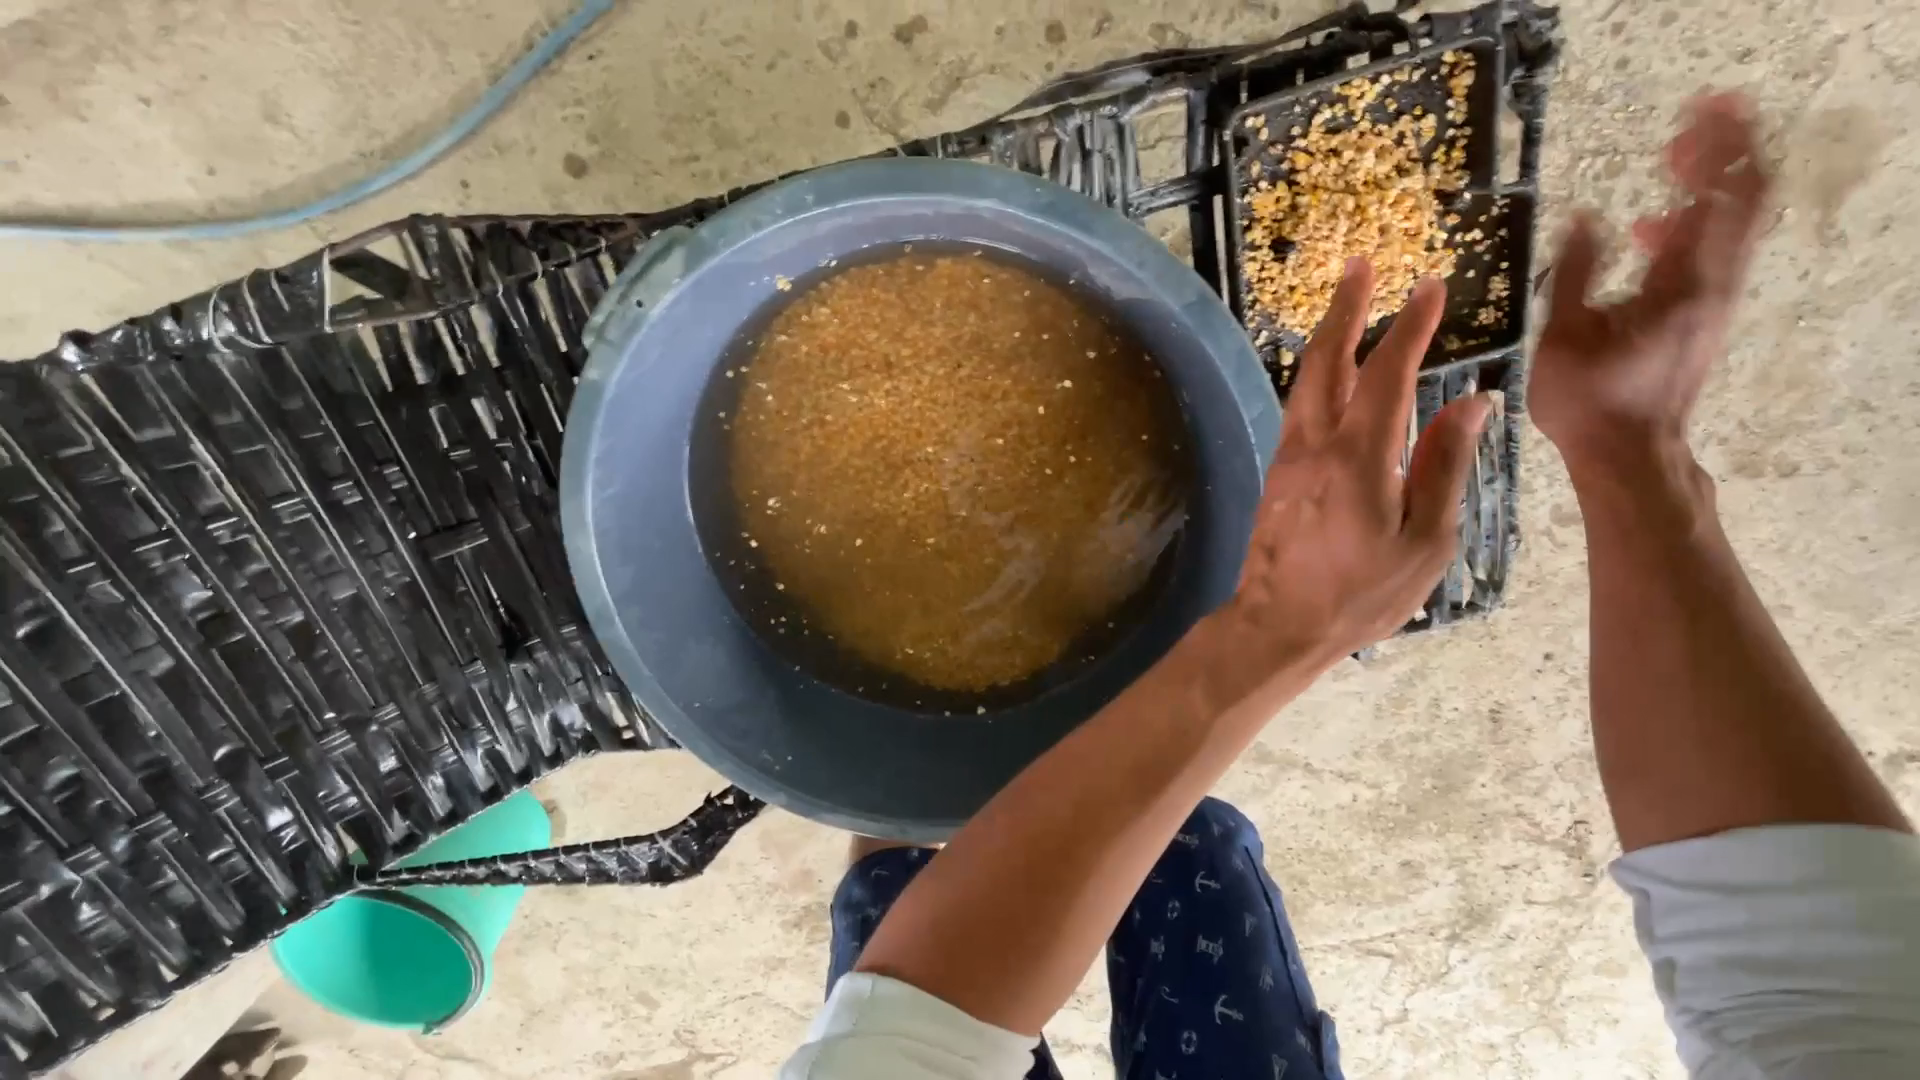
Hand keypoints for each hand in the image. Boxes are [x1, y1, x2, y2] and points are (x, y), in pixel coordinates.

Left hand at [1206, 258, 1490, 689]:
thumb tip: (1471, 402)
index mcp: (1358, 456)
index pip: (1387, 372)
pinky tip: (1330, 377)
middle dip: (1345, 309)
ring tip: (1346, 307)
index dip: (1409, 326)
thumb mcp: (1425, 539)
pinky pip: (1297, 411)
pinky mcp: (1276, 476)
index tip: (1431, 286)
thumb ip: (1445, 465)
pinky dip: (1316, 379)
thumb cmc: (1360, 593)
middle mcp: (1313, 445)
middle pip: (1325, 361)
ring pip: (1304, 384)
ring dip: (1326, 340)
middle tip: (1361, 266)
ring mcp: (1287, 459)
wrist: (1277, 624)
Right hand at [1531, 92, 1771, 482]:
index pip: (1724, 194)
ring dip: (1708, 188)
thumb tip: (1583, 218)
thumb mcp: (1563, 336)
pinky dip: (1691, 225)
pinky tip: (1650, 228)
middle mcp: (1715, 283)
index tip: (1696, 111)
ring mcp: (1712, 300)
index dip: (1720, 146)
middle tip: (1686, 128)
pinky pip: (1710, 253)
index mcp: (1685, 282)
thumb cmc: (1588, 399)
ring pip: (1731, 224)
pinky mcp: (1698, 316)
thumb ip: (1575, 273)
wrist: (1628, 452)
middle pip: (1744, 199)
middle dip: (1722, 155)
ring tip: (1671, 165)